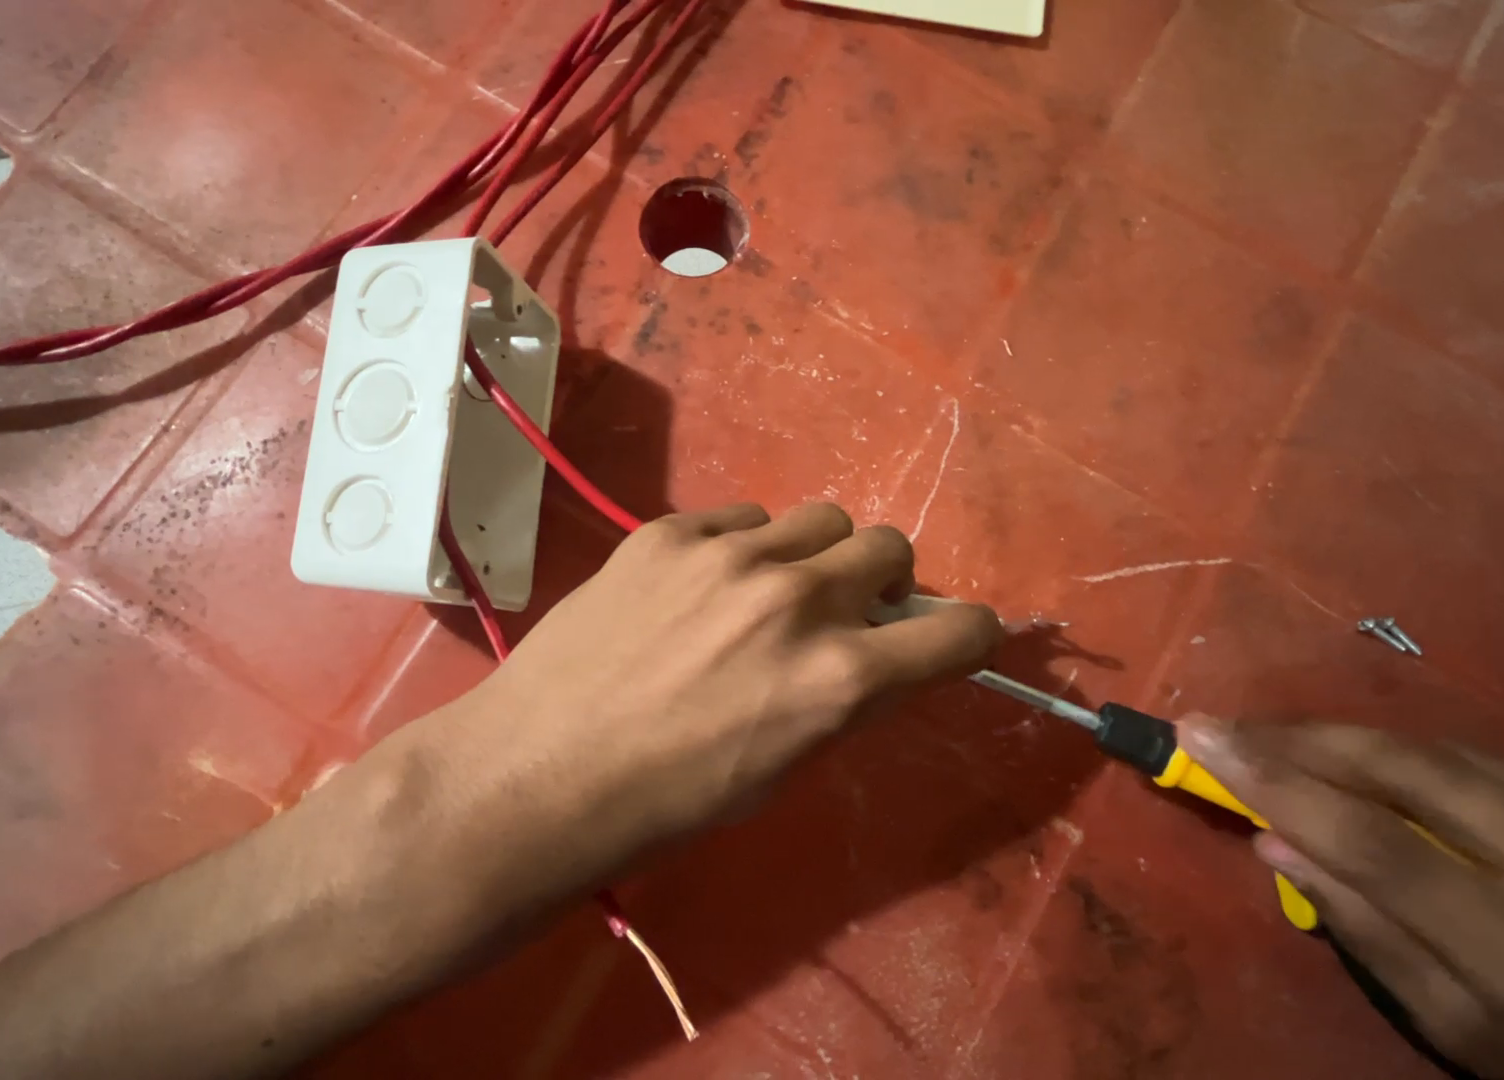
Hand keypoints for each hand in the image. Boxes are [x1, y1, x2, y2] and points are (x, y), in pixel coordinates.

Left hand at [409, 503, 1000, 925]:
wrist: (541, 774)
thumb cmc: (670, 802)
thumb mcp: (785, 766)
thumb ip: (846, 697)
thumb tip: (881, 652)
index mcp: (839, 678)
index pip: (958, 631)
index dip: (963, 636)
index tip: (943, 639)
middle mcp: (798, 600)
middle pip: (890, 547)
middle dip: (880, 582)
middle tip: (841, 611)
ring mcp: (729, 555)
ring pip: (820, 519)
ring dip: (813, 555)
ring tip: (763, 592)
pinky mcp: (670, 532)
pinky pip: (740, 517)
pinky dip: (741, 546)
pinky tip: (697, 585)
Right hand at [1181, 721, 1503, 1079]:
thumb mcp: (1467, 1035)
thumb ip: (1369, 938)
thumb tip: (1273, 840)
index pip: (1380, 847)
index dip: (1278, 784)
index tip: (1198, 739)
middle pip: (1414, 774)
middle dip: (1301, 739)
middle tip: (1220, 723)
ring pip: (1450, 755)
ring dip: (1341, 736)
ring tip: (1268, 733)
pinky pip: (1487, 762)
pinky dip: (1400, 750)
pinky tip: (1350, 750)